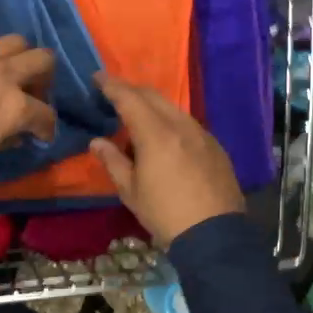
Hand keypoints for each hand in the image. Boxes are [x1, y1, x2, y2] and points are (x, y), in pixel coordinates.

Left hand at [0, 29, 57, 173]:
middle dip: (44, 77)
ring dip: (19, 55)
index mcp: (15, 106)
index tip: (41, 133)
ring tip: (7, 69)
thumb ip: (6, 137)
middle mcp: (4, 74)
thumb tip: (18, 134)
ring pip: (15, 41)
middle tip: (32, 91)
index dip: (47, 126)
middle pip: (42, 60)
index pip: (45, 114)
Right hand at [89, 72, 243, 246]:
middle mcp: (181, 126)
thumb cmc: (165, 214)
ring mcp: (202, 135)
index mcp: (156, 134)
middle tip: (114, 92)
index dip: (112, 85)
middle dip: (132, 90)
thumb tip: (97, 142)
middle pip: (154, 96)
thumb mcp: (130, 191)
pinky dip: (170, 120)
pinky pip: (188, 124)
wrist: (214, 234)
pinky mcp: (215, 147)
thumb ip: (113, 161)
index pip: (130, 99)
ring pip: (173, 108)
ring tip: (137, 115)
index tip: (97, 77)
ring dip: (152, 105)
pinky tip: (164, 136)